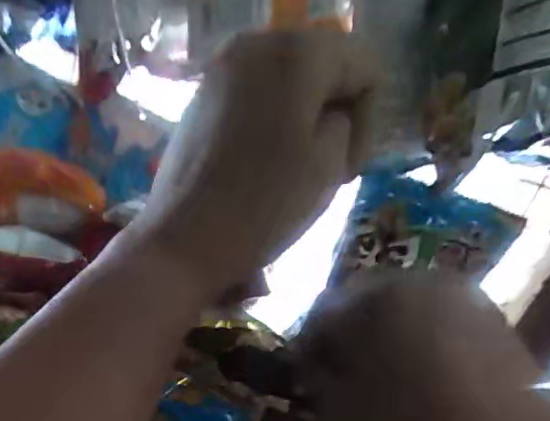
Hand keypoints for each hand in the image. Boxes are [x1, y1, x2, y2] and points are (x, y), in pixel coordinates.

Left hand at [131, 28, 377, 296]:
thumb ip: (345, 123)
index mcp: (298, 51)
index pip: (363, 68)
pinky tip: (259, 169)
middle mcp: (255, 46)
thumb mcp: (327, 167)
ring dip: (298, 122)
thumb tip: (329, 115)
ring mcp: (218, 73)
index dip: (369, 122)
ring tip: (291, 172)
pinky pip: (248, 103)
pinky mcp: (196, 104)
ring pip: (283, 86)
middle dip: (332, 116)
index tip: (349, 174)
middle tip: (327, 171)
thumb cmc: (260, 209)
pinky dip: (264, 127)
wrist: (181, 246)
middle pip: (320, 68)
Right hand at [295, 269, 539, 420]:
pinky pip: (437, 320)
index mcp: (368, 298)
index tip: (304, 375)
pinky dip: (421, 341)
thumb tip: (311, 365)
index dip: (306, 345)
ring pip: (404, 308)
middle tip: (341, 374)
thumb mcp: (337, 412)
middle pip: (364, 301)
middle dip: (348, 334)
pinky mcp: (490, 314)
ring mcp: (458, 293)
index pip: (319, 312)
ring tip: (382, 378)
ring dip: (386, 336)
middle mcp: (413, 280)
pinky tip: (419, 378)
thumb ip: (316, 380)